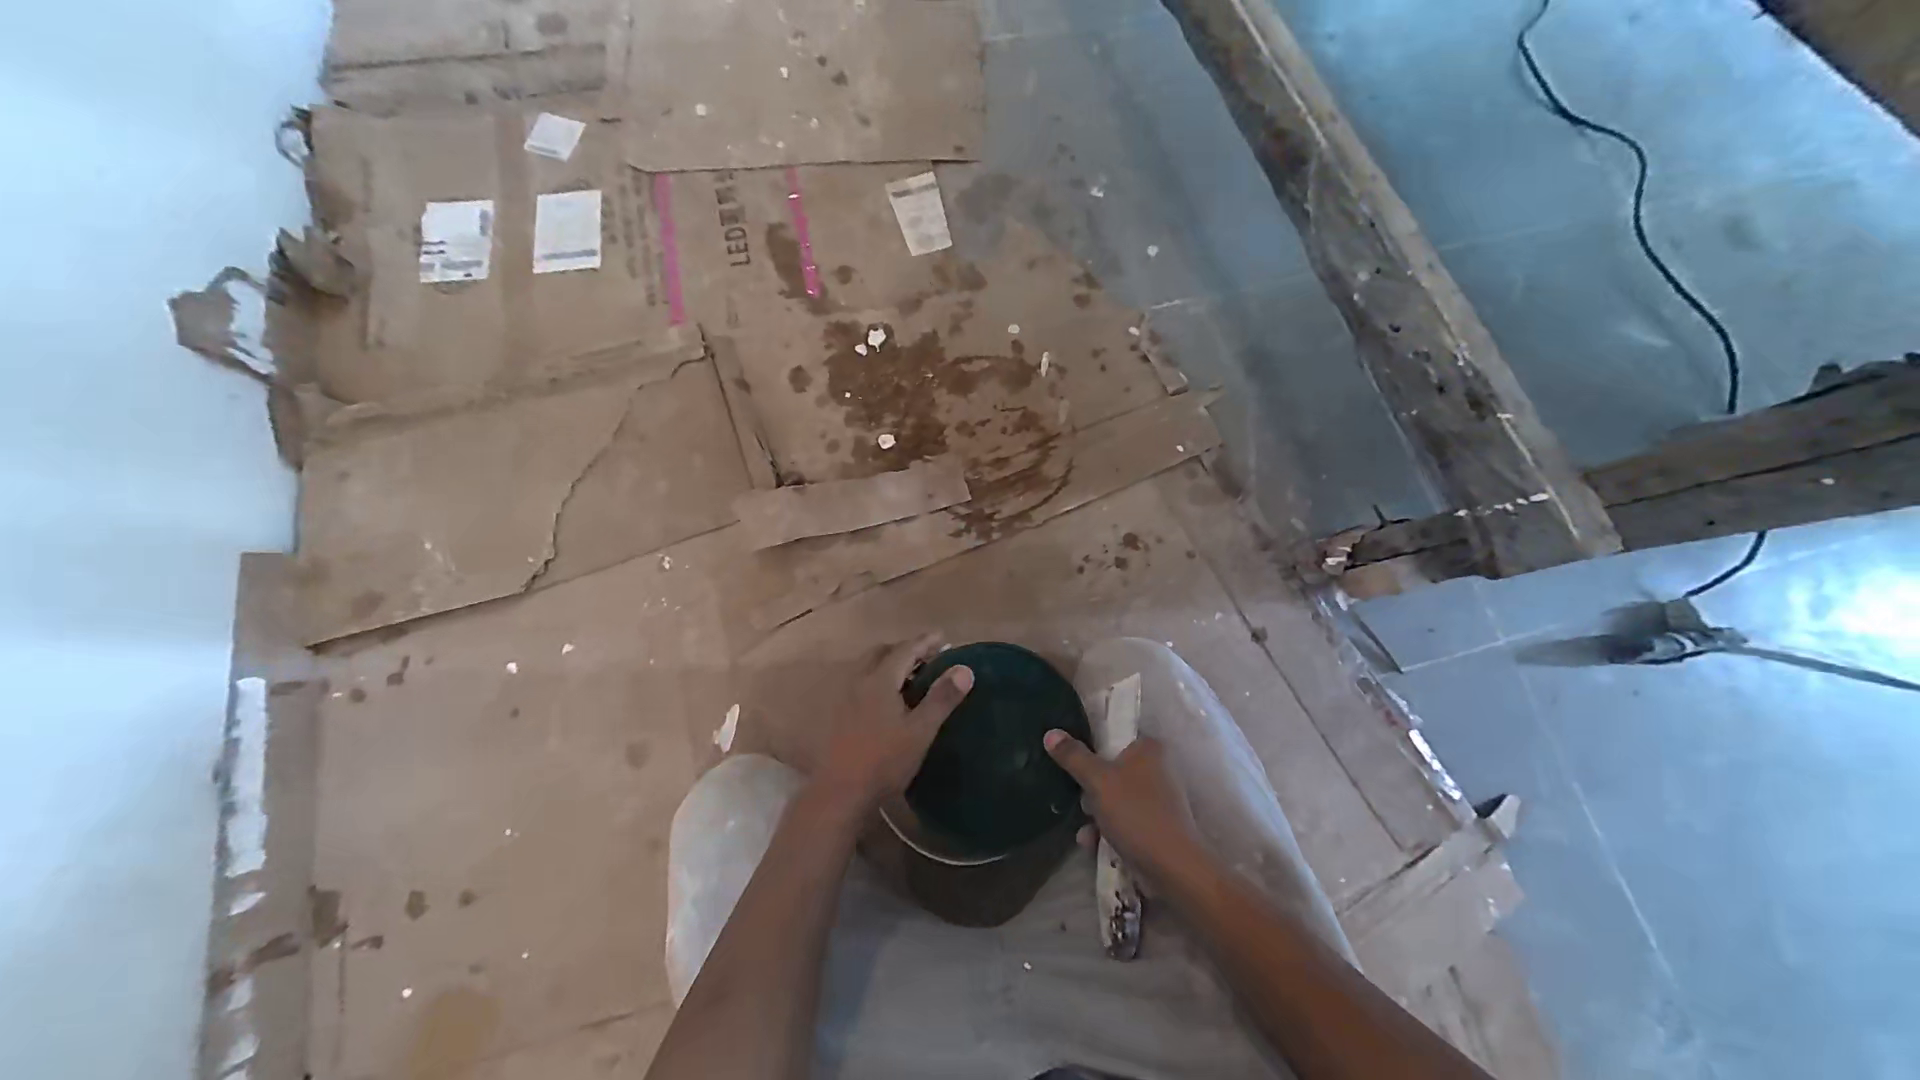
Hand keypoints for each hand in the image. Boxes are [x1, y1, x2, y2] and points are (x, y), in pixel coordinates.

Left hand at [814, 634, 973, 812]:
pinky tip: (885, 700)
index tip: (942, 636)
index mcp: (879, 680)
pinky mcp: (837, 715)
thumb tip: (964, 668)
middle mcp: (858, 681)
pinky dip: (876, 679)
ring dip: (888, 663)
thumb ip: (942, 698)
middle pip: (881, 652)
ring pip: (867, 667)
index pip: (905, 650)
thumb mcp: (920, 731)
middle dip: (904, 649)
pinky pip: (859, 683)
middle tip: (926, 657)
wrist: (840, 792)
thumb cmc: (884, 761)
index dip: (925, 642)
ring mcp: (844, 698)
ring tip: (908, 677)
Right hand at [1044, 731, 1203, 882]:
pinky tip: (1092, 845)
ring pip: (1114, 797)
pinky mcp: (1156, 825)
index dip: (1090, 747)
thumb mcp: (1098, 781)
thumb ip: (1073, 756)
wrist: (1173, 868)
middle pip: (1110, 769)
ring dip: (1095, 814)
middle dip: (1090, 790)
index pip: (1113, 735)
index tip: (1072, 762)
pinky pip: (1123, 820)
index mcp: (1148, 748)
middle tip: (1081, 802)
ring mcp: (1158, 799)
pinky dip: (1108, 830)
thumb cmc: (1135, 813)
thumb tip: (1051, 733)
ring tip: (1085, 831)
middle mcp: (1157, 768)